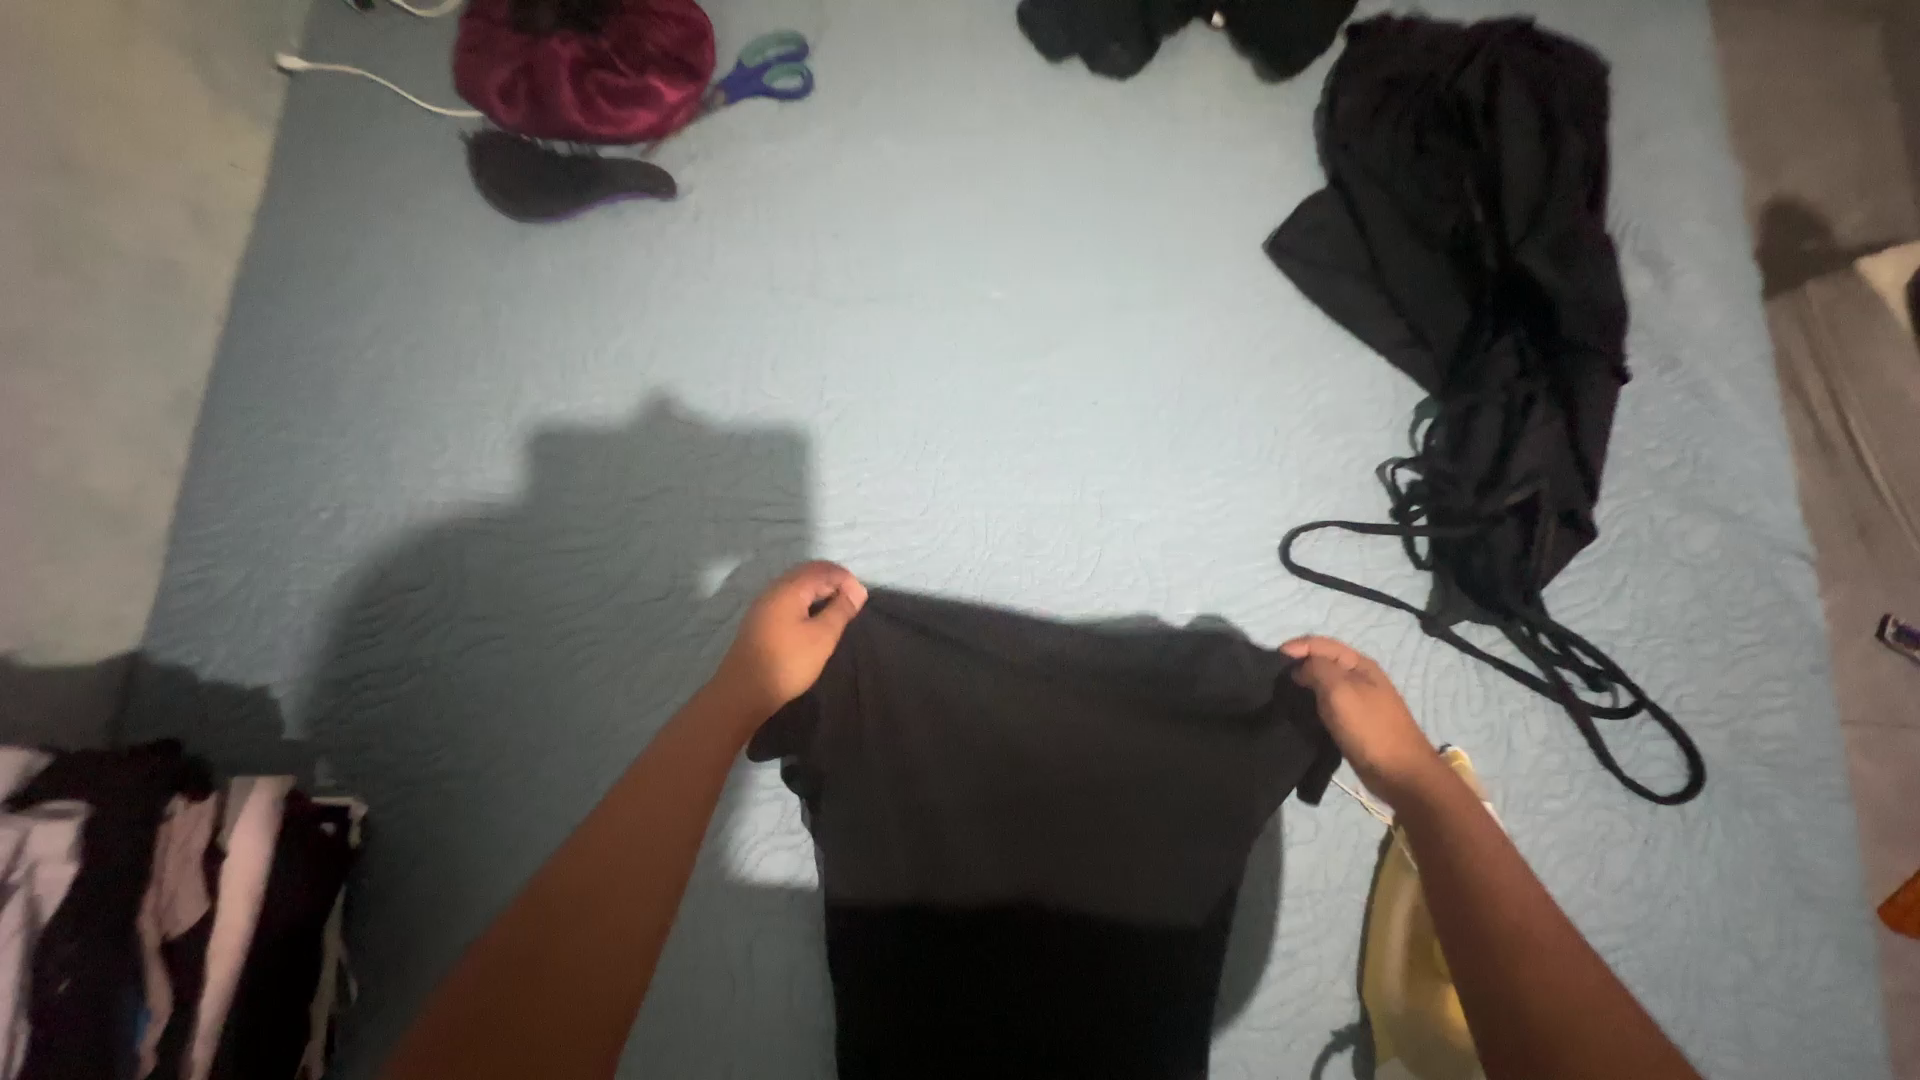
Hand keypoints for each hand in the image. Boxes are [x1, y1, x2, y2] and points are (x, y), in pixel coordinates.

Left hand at [710, 561, 867, 722]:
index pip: (823, 570)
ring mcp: (764, 604)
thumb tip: (857, 591)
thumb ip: (841, 610)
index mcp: (789, 589)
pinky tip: (814, 616)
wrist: (743, 691)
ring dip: (820, 590)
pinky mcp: (760, 619)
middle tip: (852, 600)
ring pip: (797, 585)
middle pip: (808, 573)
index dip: (846, 579)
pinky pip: (788, 597)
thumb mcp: (822, 636)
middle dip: (833, 580)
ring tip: (837, 607)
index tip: (861, 600)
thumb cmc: (787, 662)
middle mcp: (774, 589)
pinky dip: (807, 600)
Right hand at [1280, 636, 1445, 809]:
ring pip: (1320, 684)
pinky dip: (1308, 704)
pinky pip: (1324, 705)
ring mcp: (1355, 700)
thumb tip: (1298, 667)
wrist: (1400, 774)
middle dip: (1295, 666)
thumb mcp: (1340, 690)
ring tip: (1279, 694)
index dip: (1294, 648)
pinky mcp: (1350, 721)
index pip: (1320, 644)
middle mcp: (1358, 678)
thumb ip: (1316, 669)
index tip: (1270, 662)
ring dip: (1301, 686)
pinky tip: (1295, 711)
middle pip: (1320, 662)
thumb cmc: (1369, 728)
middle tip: (1271, 678)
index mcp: (1359, 664)